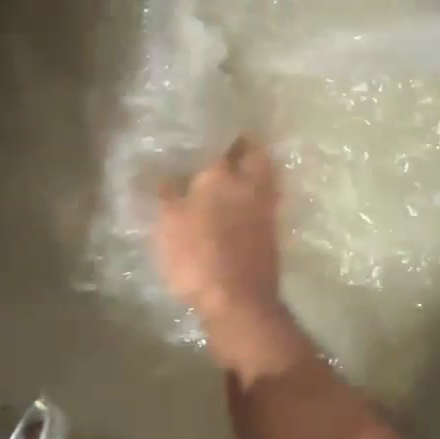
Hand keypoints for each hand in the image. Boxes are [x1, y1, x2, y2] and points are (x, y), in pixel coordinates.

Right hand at [155, 136, 283, 325]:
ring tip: (236, 178)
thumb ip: (168, 195)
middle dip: (243, 148)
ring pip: (264, 179)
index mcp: (220, 175)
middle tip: (229, 149)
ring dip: (253, 174)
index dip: (212, 136)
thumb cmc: (197, 260)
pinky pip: (265, 206)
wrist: (238, 303)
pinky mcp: (273, 236)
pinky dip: (256, 202)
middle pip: (253, 154)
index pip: (220, 141)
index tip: (203, 136)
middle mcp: (249, 184)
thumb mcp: (169, 226)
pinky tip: (244, 208)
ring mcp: (266, 211)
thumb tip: (166, 174)